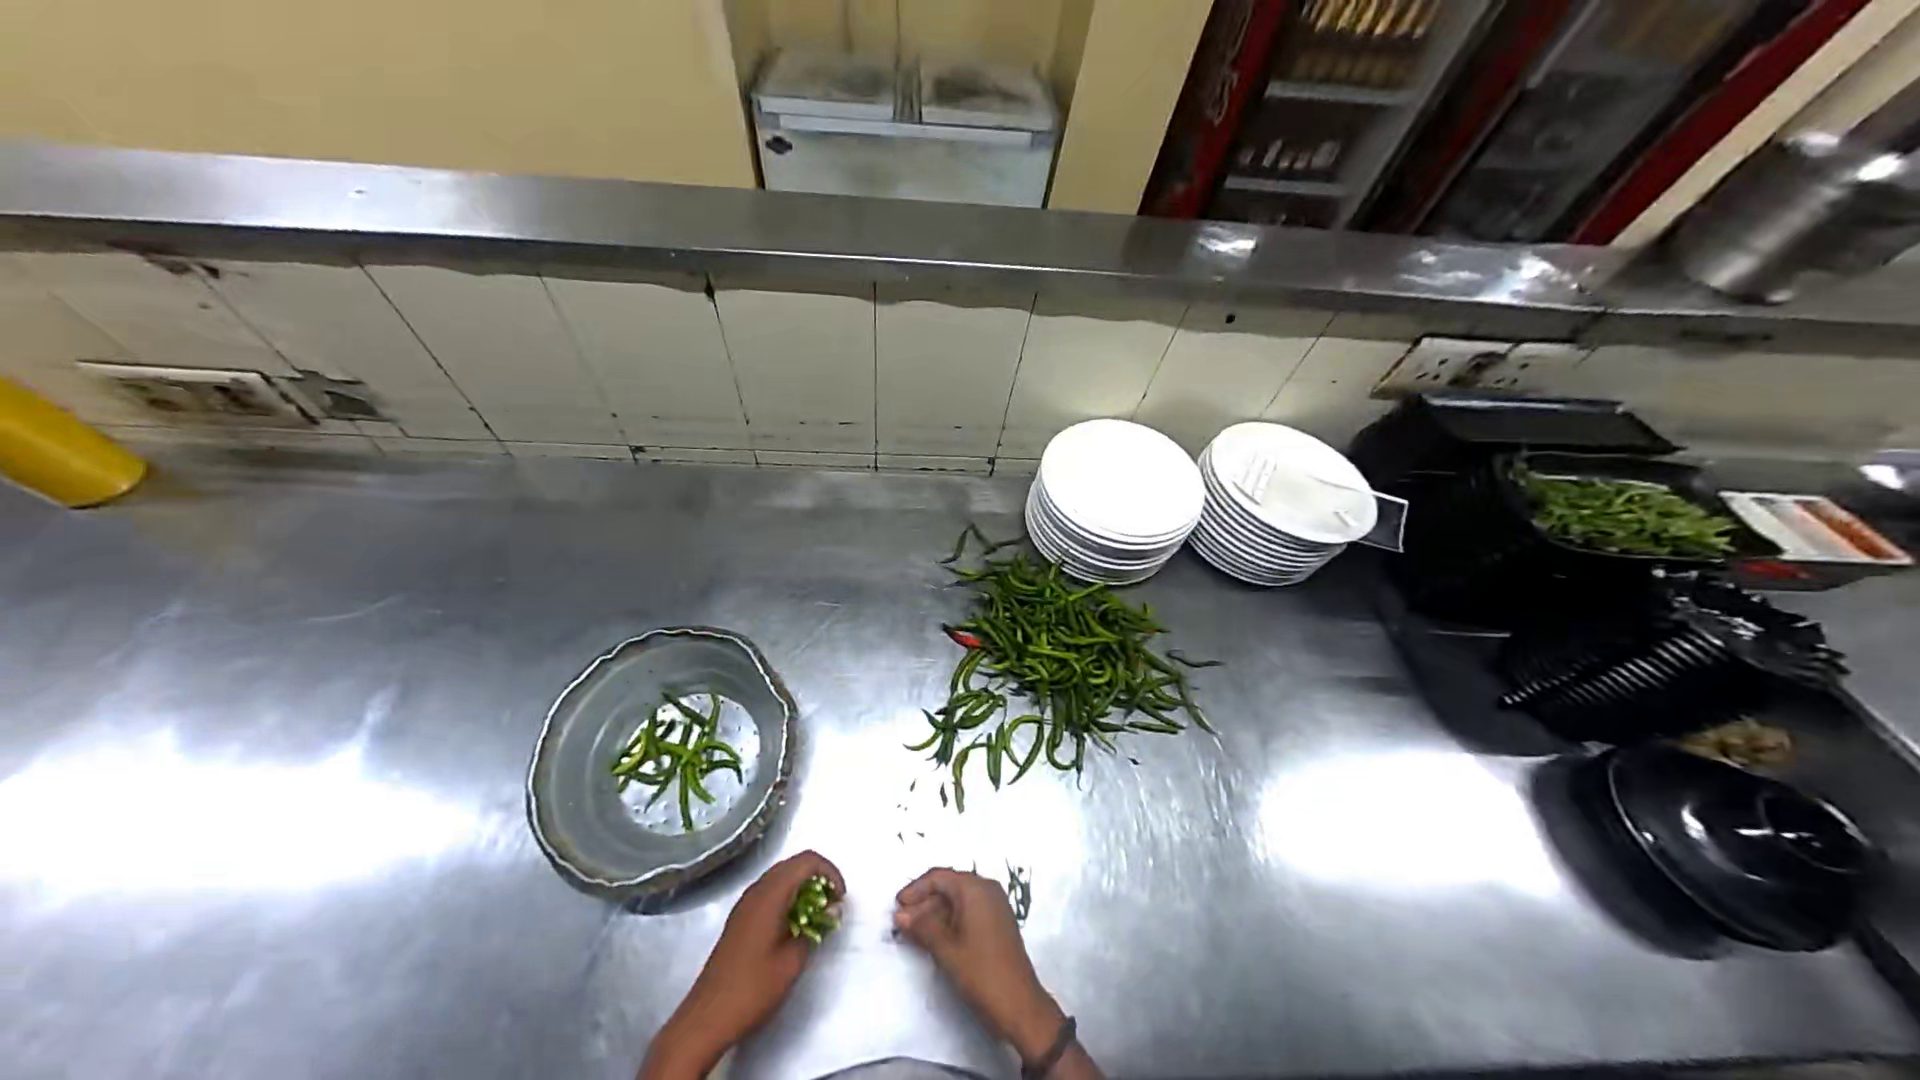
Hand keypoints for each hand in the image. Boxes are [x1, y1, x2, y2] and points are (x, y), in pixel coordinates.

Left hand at [641, 851, 843, 1079]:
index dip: (829, 871)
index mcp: (770, 894)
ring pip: (780, 878)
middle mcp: (756, 891)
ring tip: (818, 914)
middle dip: (817, 876)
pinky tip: (795, 924)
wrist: (707, 1018)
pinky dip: (788, 898)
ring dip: (802, 887)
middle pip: (792, 864)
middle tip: (832, 903)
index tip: (840, 897)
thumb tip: (833, 908)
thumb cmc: (754, 987)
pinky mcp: (740, 919)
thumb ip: (817, 928)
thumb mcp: (793, 960)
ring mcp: (745, 904)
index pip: (806, 861)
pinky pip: (769, 893)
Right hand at [893, 868, 1065, 1063]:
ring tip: (913, 932)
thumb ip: (921, 926)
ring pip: (958, 900)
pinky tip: (934, 937)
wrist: (1019, 1004)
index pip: (939, 877)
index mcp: (975, 888)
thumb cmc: (980, 972)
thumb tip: (900, 914)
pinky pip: (968, 911)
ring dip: (935, 913)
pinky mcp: (998, 923)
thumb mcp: (945, 948)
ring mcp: (995, 906)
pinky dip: (950, 920)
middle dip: (923, 902)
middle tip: (902, 922)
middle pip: (949, 886)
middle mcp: (987, 890)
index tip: (896, 906)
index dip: (915, 889)